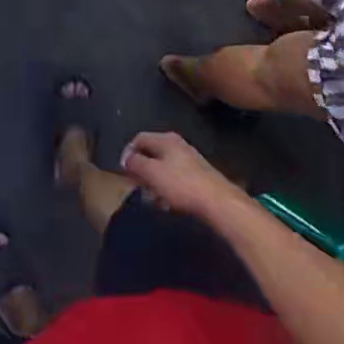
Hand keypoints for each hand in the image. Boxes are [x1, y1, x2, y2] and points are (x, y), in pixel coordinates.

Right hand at [120, 131, 244, 215]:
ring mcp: (190, 161)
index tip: (124, 171)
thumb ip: (135, 162)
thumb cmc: (181, 184)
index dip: (127, 153)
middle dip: (142, 172)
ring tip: (153, 200)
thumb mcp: (151, 172)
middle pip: (151, 154)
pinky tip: (168, 204)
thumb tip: (127, 158)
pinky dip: (168, 189)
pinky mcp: (199, 177)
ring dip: (154, 184)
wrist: (219, 203)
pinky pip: (176, 179)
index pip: (139, 139)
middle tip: (138, 187)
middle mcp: (178, 146)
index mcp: (165, 140)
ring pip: (163, 169)